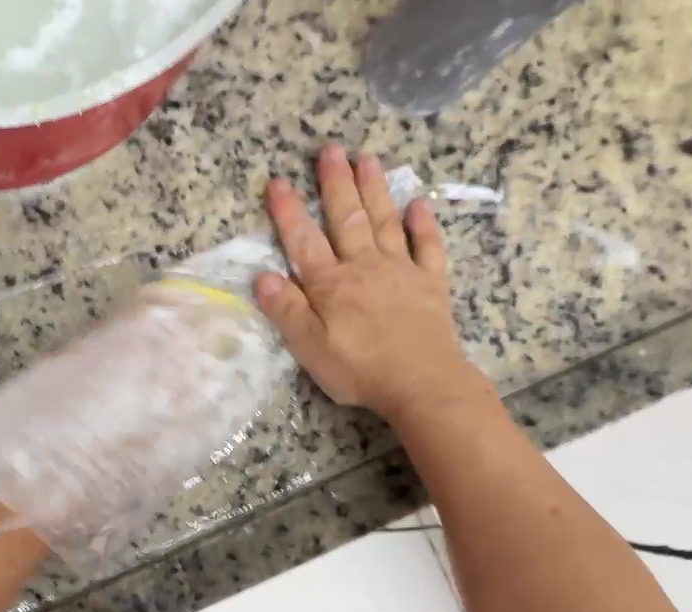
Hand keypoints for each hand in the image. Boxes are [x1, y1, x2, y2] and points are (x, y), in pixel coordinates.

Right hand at [254, 145, 487, 422]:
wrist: (421, 381)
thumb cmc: (358, 369)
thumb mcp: (309, 347)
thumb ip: (287, 310)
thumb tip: (262, 277)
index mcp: (331, 285)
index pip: (304, 242)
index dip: (289, 212)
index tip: (277, 182)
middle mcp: (364, 267)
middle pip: (347, 218)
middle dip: (336, 183)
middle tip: (330, 150)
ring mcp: (401, 270)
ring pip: (384, 221)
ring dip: (374, 189)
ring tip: (367, 157)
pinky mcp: (430, 283)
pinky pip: (426, 245)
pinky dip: (422, 222)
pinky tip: (417, 203)